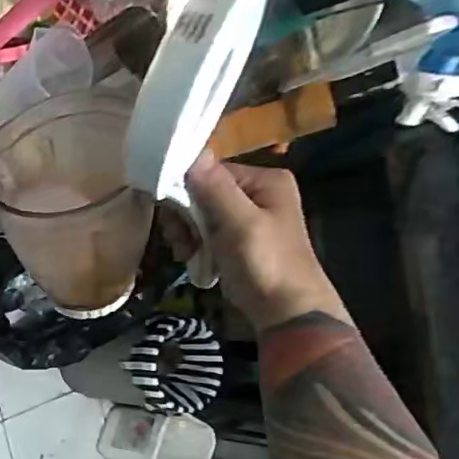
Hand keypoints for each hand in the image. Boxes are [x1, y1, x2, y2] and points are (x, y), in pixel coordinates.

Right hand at [182, 153, 348, 331]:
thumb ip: (214, 188)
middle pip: (195, 192)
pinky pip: (197, 227)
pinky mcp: (233, 232)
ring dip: (182, 233)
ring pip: (191, 211)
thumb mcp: (237, 223)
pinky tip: (194, 256)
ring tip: (190, 252)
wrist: (282, 305)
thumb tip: (191, 152)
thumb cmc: (264, 262)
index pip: (204, 172)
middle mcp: (255, 190)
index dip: (181, 193)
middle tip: (184, 241)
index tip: (175, 219)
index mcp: (264, 180)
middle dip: (181, 218)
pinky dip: (189, 242)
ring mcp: (244, 212)